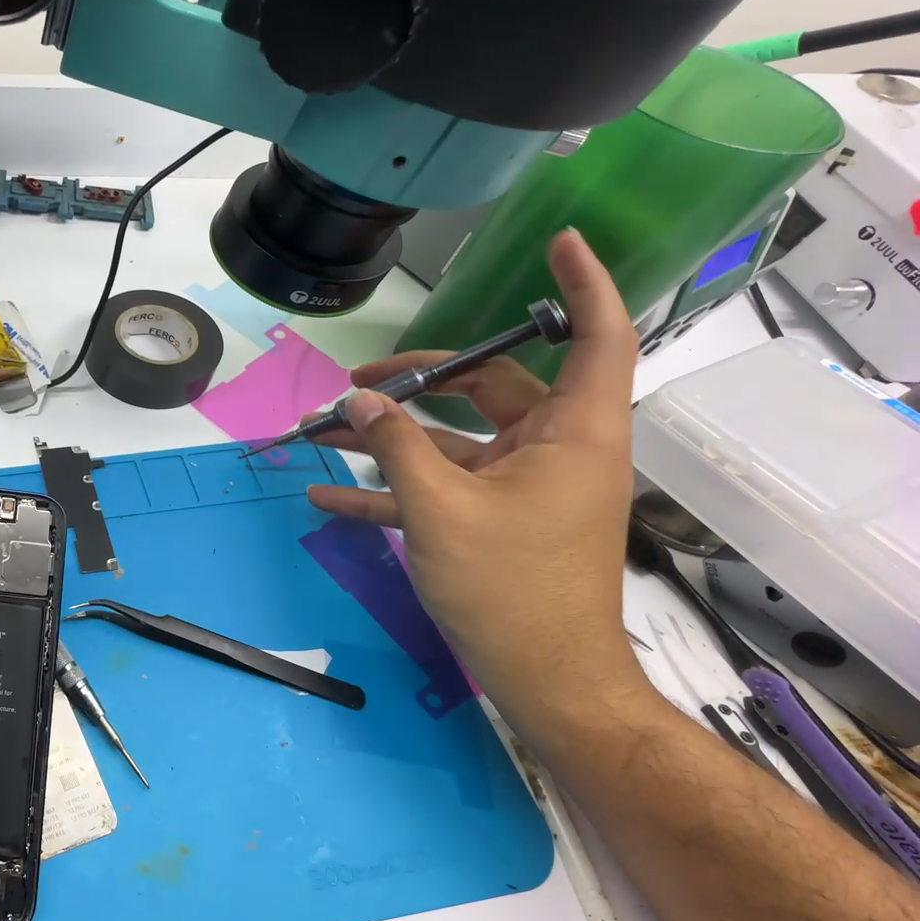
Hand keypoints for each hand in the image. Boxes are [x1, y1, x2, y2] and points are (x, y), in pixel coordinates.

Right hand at [305, 230, 646, 724]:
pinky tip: (328, 495)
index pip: (595, 337)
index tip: (559, 242)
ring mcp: (523, 487)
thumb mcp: (440, 508)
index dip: (583, 285)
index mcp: (572, 434)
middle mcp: (554, 450)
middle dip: (419, 382)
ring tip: (325, 433)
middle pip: (492, 388)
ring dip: (390, 438)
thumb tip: (358, 400)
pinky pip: (441, 487)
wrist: (541, 677)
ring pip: (454, 440)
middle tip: (357, 384)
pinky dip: (391, 488)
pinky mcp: (496, 521)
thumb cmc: (508, 587)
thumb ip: (395, 445)